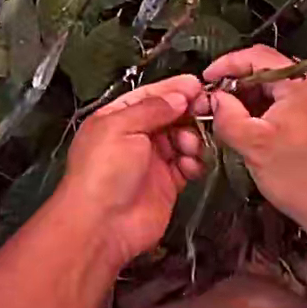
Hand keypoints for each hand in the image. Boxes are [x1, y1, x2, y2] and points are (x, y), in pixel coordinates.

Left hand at [51, 76, 206, 267]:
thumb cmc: (100, 174)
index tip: (196, 84)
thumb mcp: (120, 127)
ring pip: (181, 139)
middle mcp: (133, 137)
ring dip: (192, 138)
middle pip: (168, 116)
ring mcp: (150, 160)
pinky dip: (194, 162)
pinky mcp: (166, 183)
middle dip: (188, 112)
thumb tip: (177, 96)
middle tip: (206, 110)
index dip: (172, 89)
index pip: (148, 96)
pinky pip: (187, 165)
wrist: (102, 223)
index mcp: (115, 118)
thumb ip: (151, 109)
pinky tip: (192, 164)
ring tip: (190, 144)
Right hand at [199, 47, 306, 236]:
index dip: (226, 64)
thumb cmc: (296, 176)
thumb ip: (227, 114)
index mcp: (302, 85)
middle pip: (267, 70)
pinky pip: (285, 103)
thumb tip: (214, 98)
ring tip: (227, 115)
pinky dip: (263, 109)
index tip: (204, 80)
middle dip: (236, 83)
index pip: (257, 56)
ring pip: (275, 88)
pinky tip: (249, 127)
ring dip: (248, 97)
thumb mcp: (252, 143)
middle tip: (212, 100)